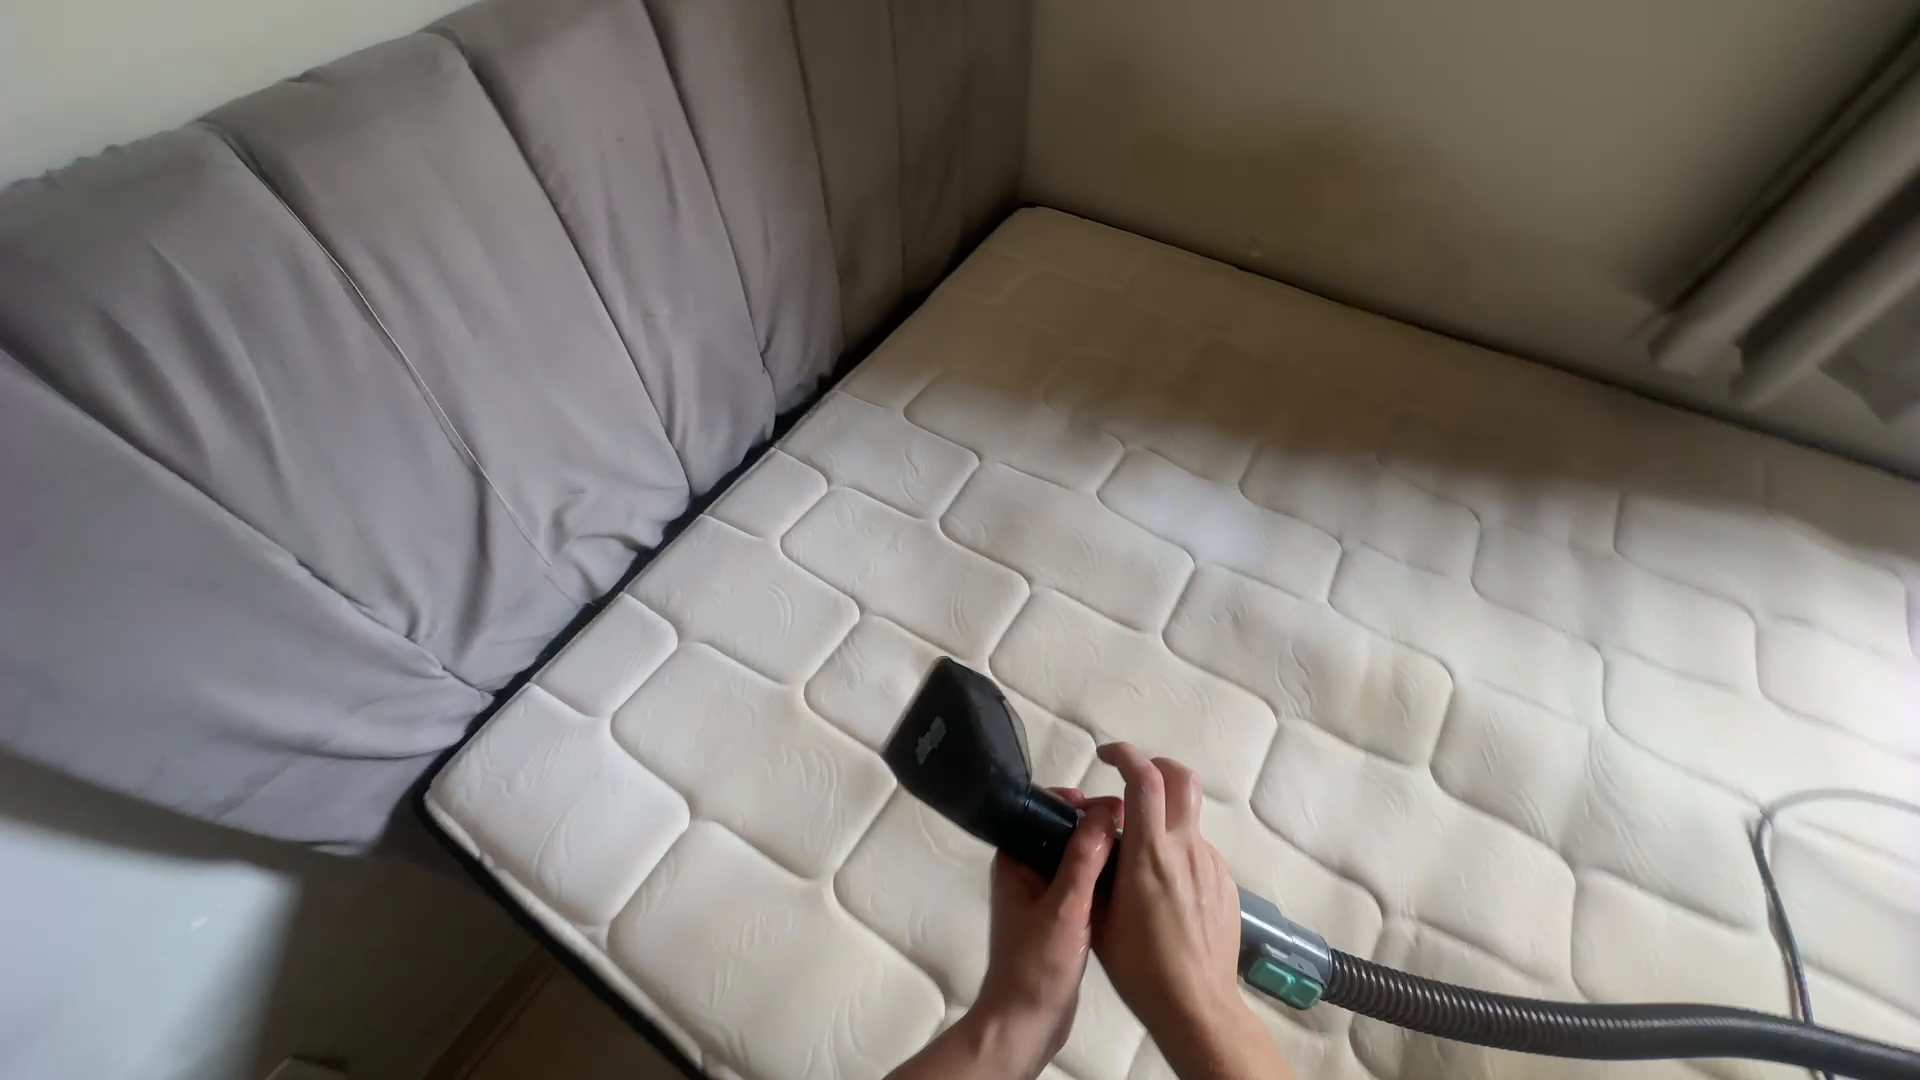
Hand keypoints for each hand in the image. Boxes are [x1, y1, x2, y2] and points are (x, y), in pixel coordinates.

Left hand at [972, 788, 1120, 1073]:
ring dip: (1101, 849)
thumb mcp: (1065, 907)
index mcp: (1014, 858)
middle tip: (1131, 821)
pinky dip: (1102, 874)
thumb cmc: (1038, 963)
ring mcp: (1042, 891)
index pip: (1042, 810)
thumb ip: (1083, 858)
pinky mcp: (1059, 913)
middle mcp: (1025, 868)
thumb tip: (1106, 809)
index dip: (1076, 801)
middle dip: (1095, 824)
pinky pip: (1082, 880)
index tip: (1111, 804)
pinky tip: (1129, 876)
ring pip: (1075, 856)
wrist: (1028, 1022)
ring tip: (1136, 843)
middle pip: (1062, 830)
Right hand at [1092, 743, 1291, 1079]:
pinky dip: (1178, 849)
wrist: (1198, 1008)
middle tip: (1131, 780)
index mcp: (1150, 854)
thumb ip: (1095, 866)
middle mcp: (1185, 849)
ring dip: (1164, 814)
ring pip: (1188, 816)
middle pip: (1182, 777)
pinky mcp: (1226, 883)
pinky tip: (1165, 887)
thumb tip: (1094, 834)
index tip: (1106, 755)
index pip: (1144, 779)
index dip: (1125, 754)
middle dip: (1156, 764)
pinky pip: (1198, 849)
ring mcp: (1211, 864)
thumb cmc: (1139, 966)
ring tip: (1141, 853)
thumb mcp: (1098, 915)